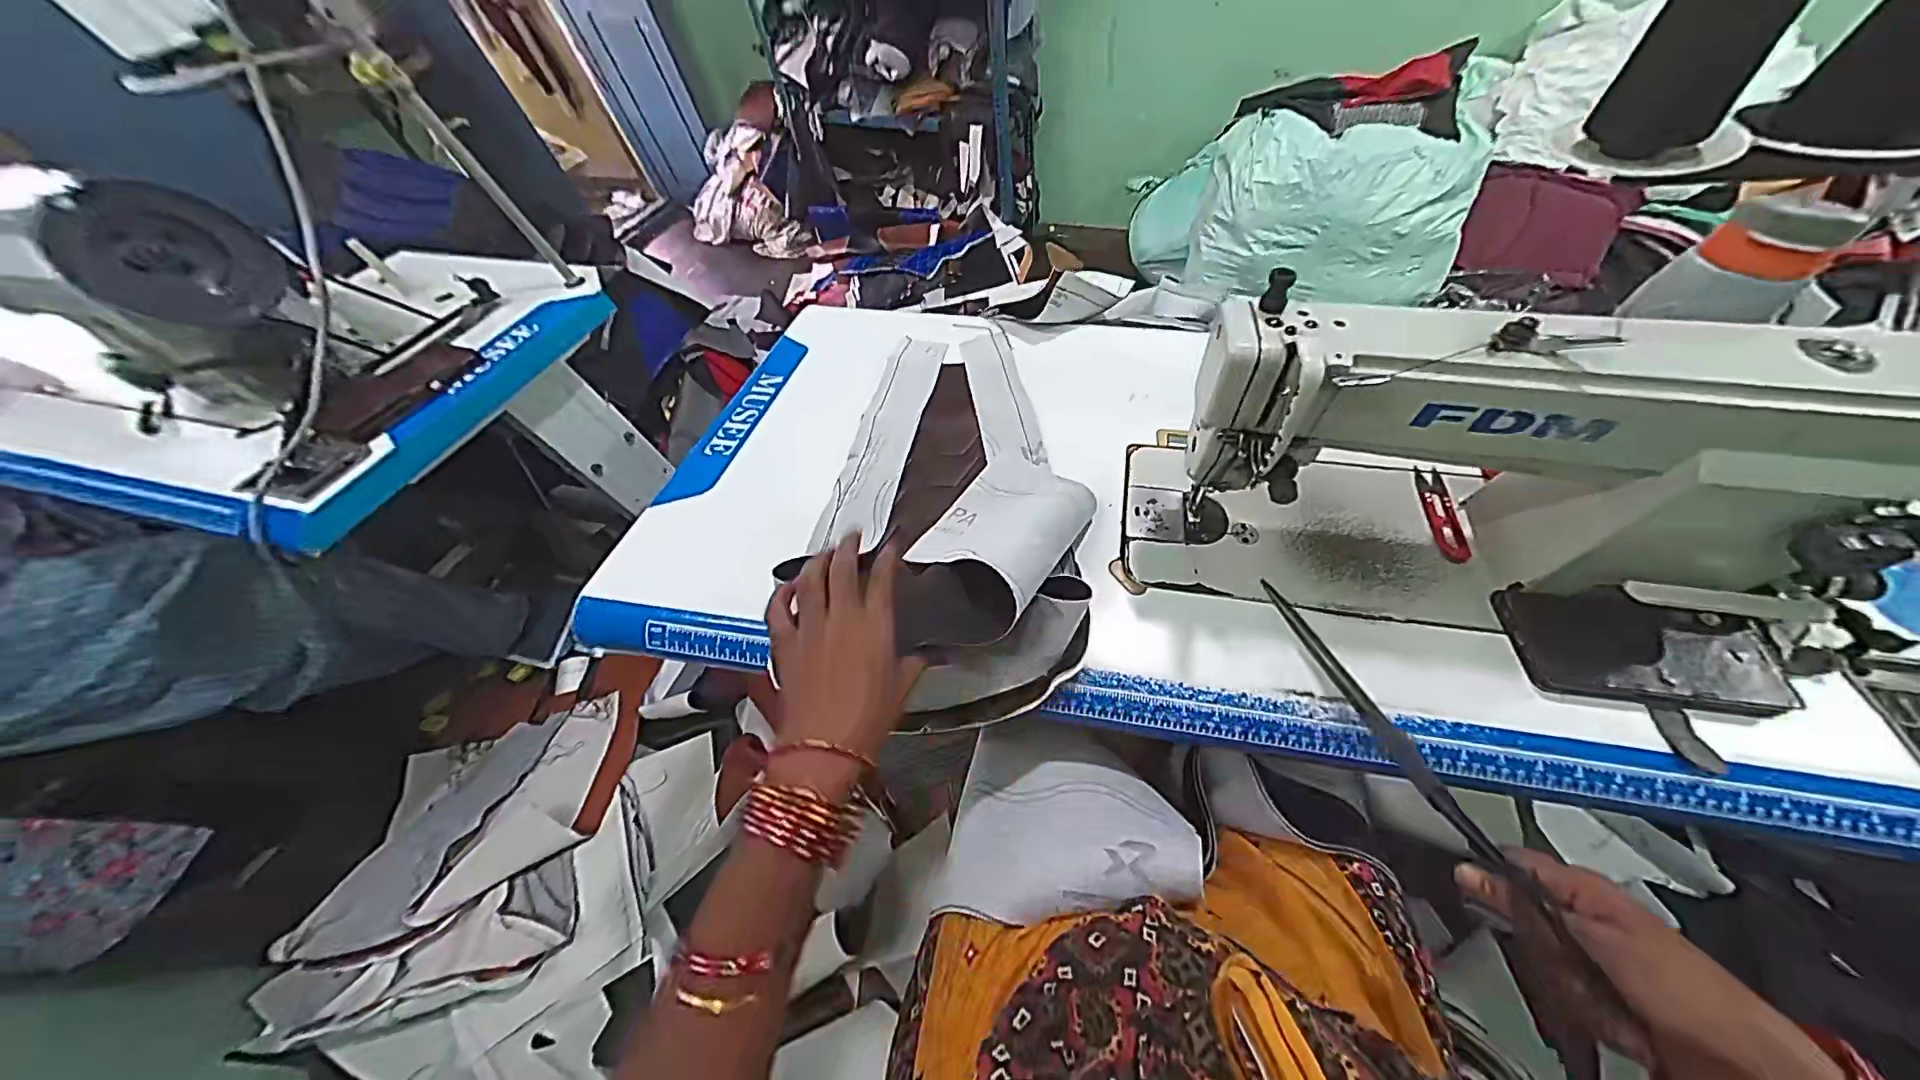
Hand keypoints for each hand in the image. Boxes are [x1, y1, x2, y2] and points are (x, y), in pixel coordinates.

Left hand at [763, 534, 924, 796]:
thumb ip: (914, 663)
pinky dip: (781, 593)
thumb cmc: (865, 721)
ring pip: (809, 579)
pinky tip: (786, 587)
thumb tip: (925, 657)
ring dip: (817, 561)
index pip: (882, 577)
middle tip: (852, 537)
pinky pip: (778, 609)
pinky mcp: (785, 645)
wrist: (825, 746)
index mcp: (874, 626)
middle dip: (849, 546)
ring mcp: (810, 629)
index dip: (887, 557)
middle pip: (842, 567)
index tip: (890, 546)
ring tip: (823, 553)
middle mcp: (841, 619)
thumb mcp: (902, 688)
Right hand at [1458, 850, 1844, 1079]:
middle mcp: (1582, 920)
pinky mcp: (1594, 998)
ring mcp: (1588, 961)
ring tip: (1602, 1001)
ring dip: (1565, 986)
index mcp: (1585, 891)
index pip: (1513, 864)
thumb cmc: (1682, 988)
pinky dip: (1580, 1010)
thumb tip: (1468, 869)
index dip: (1486, 872)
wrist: (1740, 1063)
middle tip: (1566, 965)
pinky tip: (1611, 1021)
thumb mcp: (1594, 933)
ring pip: (1536, 961)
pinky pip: (1557, 995)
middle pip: (1519, 919)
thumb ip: (1527, 901)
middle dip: (1538, 950)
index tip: (1464, 885)